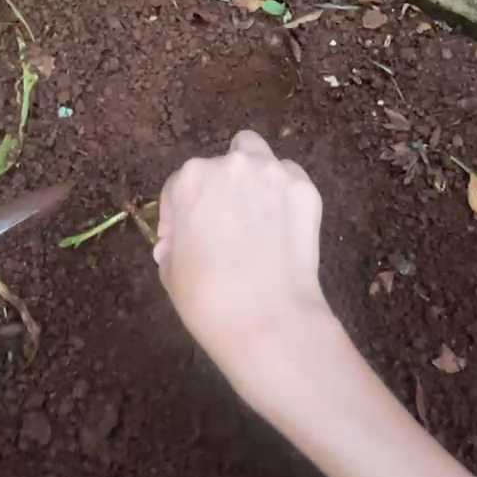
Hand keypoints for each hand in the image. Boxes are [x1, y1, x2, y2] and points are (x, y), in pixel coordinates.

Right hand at [154, 130, 336, 388]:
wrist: (269, 322)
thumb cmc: (207, 300)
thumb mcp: (171, 270)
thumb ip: (173, 242)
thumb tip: (179, 241)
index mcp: (190, 179)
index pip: (176, 187)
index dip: (176, 215)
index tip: (181, 239)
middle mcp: (230, 164)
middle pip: (218, 165)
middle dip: (216, 191)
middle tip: (222, 224)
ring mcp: (272, 172)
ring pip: (256, 154)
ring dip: (250, 175)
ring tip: (254, 210)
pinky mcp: (305, 189)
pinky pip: (289, 178)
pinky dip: (282, 193)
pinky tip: (281, 223)